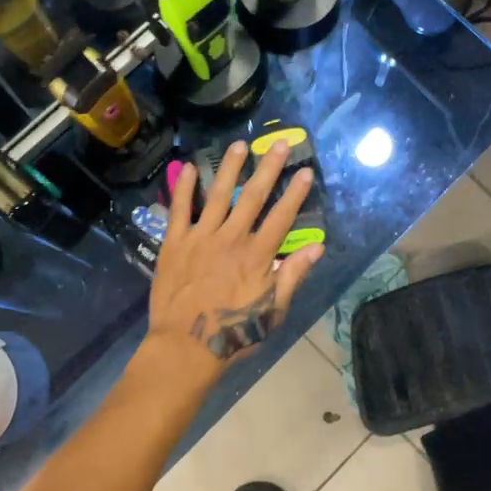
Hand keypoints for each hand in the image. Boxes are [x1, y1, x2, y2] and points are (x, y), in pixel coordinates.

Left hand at [146, 139, 324, 381]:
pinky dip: (184, 188)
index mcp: (256, 256)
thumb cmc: (234, 333)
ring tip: (239, 145)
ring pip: (217, 195)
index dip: (295, 193)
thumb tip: (316, 247)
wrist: (185, 347)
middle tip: (278, 143)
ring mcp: (200, 238)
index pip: (281, 217)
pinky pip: (179, 210)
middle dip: (268, 168)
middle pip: (252, 197)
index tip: (305, 171)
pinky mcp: (174, 244)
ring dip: (230, 168)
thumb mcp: (272, 311)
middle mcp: (230, 239)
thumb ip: (292, 276)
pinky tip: (190, 168)